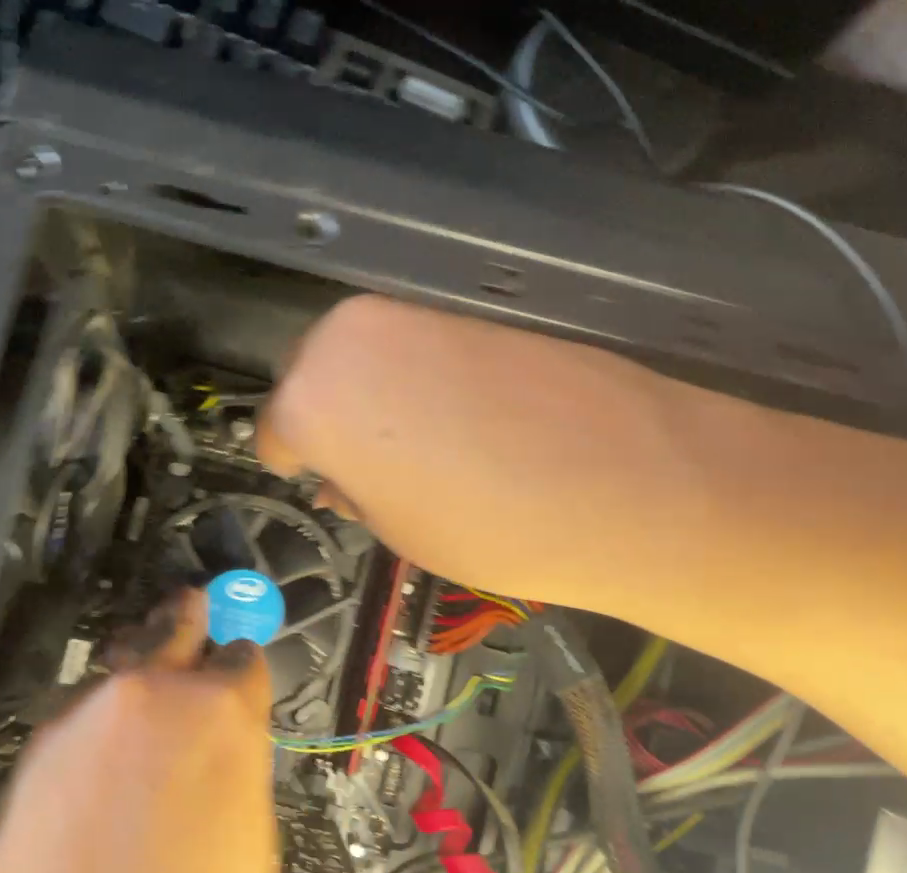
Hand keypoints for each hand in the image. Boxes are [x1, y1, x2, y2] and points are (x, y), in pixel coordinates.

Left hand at [0, 592, 274, 872]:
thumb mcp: (252, 849)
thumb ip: (236, 772)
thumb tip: (226, 750)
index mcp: (219, 717)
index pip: (242, 653)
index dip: (246, 661)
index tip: (244, 663)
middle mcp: (145, 703)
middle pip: (169, 627)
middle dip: (188, 620)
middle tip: (196, 606)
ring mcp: (79, 725)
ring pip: (116, 672)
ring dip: (136, 674)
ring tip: (150, 683)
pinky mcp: (32, 759)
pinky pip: (75, 718)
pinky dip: (94, 723)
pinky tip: (105, 759)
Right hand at [255, 294, 703, 615]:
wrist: (632, 481)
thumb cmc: (492, 527)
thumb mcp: (396, 529)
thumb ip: (352, 490)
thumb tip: (344, 477)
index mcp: (314, 395)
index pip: (273, 427)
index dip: (290, 464)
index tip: (312, 484)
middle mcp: (352, 334)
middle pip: (312, 378)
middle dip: (327, 421)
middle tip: (364, 473)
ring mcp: (415, 313)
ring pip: (364, 358)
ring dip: (372, 400)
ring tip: (419, 454)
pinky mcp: (471, 309)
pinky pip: (417, 349)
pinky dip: (420, 381)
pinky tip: (462, 425)